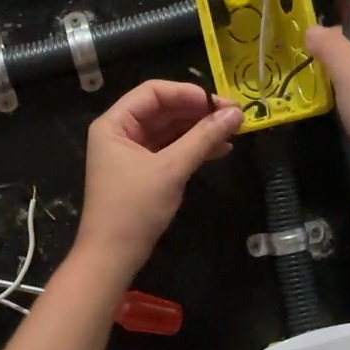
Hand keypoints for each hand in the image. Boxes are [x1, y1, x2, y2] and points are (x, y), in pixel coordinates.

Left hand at [76, 81, 242, 275]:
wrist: (112, 256)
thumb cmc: (134, 209)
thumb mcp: (171, 170)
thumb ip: (203, 138)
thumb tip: (237, 113)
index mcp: (114, 124)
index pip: (153, 92)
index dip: (188, 93)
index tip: (220, 103)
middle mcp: (120, 133)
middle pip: (163, 109)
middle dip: (198, 112)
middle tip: (235, 117)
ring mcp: (131, 153)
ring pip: (170, 130)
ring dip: (200, 130)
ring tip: (234, 132)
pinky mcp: (143, 172)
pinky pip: (170, 150)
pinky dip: (193, 149)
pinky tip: (220, 150)